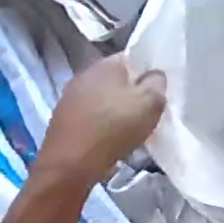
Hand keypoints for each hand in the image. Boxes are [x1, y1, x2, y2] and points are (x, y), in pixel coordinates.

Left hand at [33, 53, 165, 188]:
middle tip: (150, 108)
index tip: (160, 88)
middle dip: (133, 91)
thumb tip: (154, 76)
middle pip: (117, 79)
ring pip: (104, 98)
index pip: (132, 57)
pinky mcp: (63, 121)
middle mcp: (83, 76)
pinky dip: (104, 124)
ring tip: (134, 127)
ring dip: (118, 109)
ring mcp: (69, 99)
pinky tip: (113, 139)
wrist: (70, 165)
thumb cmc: (114, 127)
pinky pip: (92, 116)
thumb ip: (157, 83)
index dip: (149, 70)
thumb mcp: (151, 102)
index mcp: (104, 65)